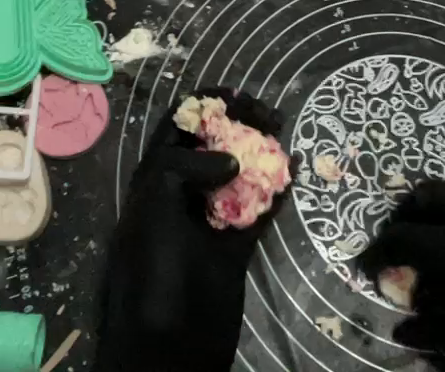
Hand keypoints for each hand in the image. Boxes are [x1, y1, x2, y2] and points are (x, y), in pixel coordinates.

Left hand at [97, 88, 288, 371]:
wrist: (165, 351)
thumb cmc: (151, 273)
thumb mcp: (154, 206)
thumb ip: (183, 168)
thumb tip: (230, 160)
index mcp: (155, 175)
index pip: (181, 122)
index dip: (209, 103)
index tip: (241, 97)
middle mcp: (182, 189)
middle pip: (214, 141)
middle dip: (241, 122)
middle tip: (271, 117)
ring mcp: (210, 217)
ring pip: (239, 171)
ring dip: (261, 150)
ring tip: (283, 137)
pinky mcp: (234, 247)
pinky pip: (258, 209)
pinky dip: (276, 189)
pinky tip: (294, 172)